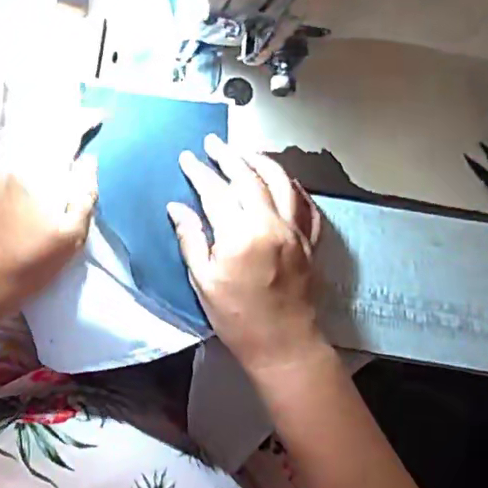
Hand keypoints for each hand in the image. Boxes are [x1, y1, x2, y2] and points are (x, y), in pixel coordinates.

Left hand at [0, 82, 99, 302]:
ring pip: (2, 132)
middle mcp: (16, 165)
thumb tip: (88, 163)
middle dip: (49, 106)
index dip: (81, 123)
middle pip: (34, 127)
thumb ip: (83, 196)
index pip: (65, 139)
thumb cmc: (30, 261)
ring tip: (10, 80)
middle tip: (59, 89)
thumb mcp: (71, 235)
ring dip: (9, 107)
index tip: (96, 116)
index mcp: (44, 177)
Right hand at [169, 135, 329, 374]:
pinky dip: (292, 185)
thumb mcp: (203, 279)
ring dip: (260, 162)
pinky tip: (281, 179)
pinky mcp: (309, 241)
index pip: (216, 191)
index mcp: (241, 235)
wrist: (283, 344)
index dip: (199, 172)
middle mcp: (272, 225)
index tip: (187, 158)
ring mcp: (295, 231)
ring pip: (281, 183)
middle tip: (212, 143)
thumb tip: (177, 207)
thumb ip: (191, 238)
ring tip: (244, 152)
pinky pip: (305, 203)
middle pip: (249, 178)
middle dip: (228, 156)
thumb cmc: (236, 317)